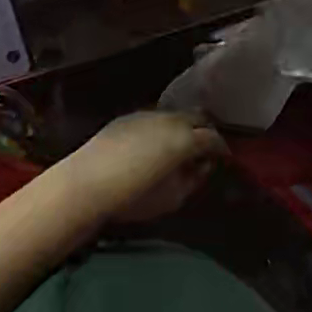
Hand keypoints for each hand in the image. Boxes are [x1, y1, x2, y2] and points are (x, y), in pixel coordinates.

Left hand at [63, 111, 223, 222]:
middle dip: (204, 130)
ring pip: (173, 115)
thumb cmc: (136, 195)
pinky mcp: (125, 117)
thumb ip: (194, 178)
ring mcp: (144, 115)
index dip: (222, 148)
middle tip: (206, 148)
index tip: (223, 158)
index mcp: (185, 138)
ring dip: (182, 126)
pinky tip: (155, 142)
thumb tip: (201, 165)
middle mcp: (168, 119)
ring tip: (180, 145)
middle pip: (195, 117)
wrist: (88, 182)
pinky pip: (153, 118)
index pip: (213, 138)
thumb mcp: (174, 197)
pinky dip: (161, 127)